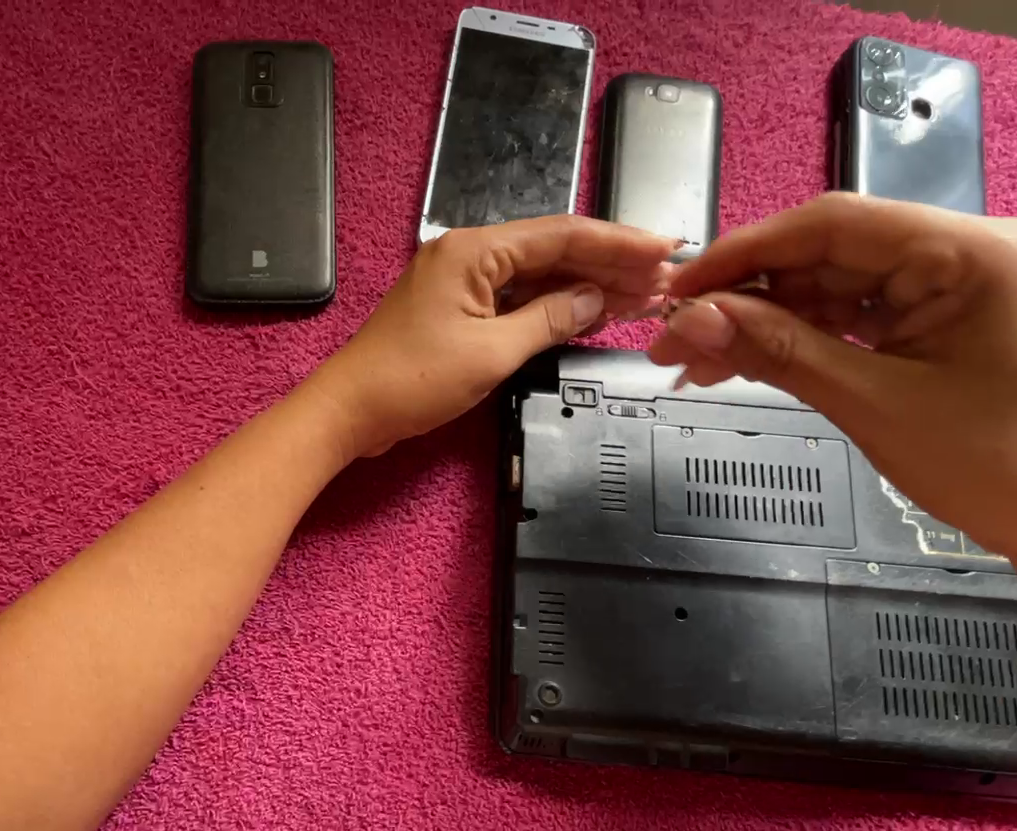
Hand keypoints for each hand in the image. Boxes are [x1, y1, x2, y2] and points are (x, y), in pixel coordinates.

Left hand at [303, 215, 677, 457]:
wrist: (350, 411)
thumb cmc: (410, 380)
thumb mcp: (490, 353)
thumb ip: (548, 320)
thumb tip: (594, 300)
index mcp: (474, 250)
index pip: (562, 235)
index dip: (618, 242)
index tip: (666, 248)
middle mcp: (468, 255)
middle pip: (552, 251)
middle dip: (608, 267)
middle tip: (662, 282)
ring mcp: (460, 283)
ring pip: (535, 277)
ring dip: (583, 288)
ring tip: (638, 299)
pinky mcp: (455, 311)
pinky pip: (514, 300)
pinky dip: (550, 309)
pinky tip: (587, 315)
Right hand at [650, 193, 1016, 566]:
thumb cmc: (1007, 465)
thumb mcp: (874, 403)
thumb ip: (779, 351)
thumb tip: (691, 320)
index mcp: (976, 250)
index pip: (832, 225)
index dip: (741, 253)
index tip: (675, 292)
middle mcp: (974, 252)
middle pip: (831, 258)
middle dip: (747, 300)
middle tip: (674, 343)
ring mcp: (967, 290)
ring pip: (840, 293)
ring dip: (768, 327)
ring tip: (699, 365)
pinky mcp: (956, 327)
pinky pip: (864, 322)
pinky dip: (807, 344)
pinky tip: (753, 363)